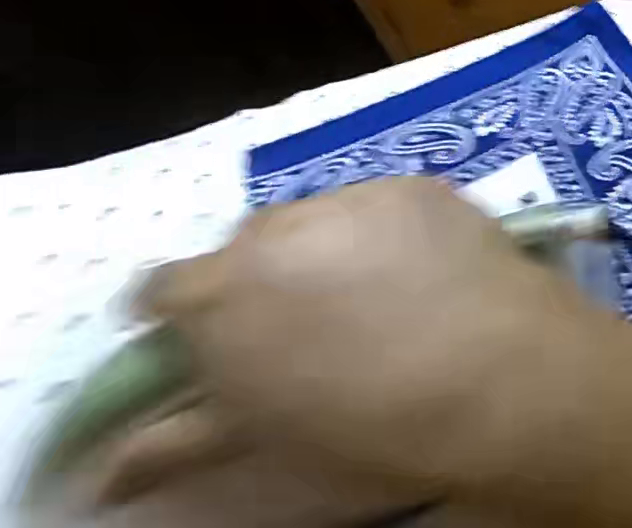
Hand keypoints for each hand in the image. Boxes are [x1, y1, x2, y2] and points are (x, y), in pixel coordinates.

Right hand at [99, 177, 622, 503]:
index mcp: (222, 289)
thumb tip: (111, 467)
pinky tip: (421, 258)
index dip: (187, 316)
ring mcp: (371, 196)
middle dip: (263, 270)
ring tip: (369, 283)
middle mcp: (291, 225)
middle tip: (303, 312)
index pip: (166, 287)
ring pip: (325, 212)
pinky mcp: (435, 186)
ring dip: (329, 240)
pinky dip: (389, 222)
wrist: (499, 366)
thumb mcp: (257, 442)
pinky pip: (389, 198)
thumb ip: (174, 441)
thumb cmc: (369, 417)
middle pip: (254, 239)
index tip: (212, 339)